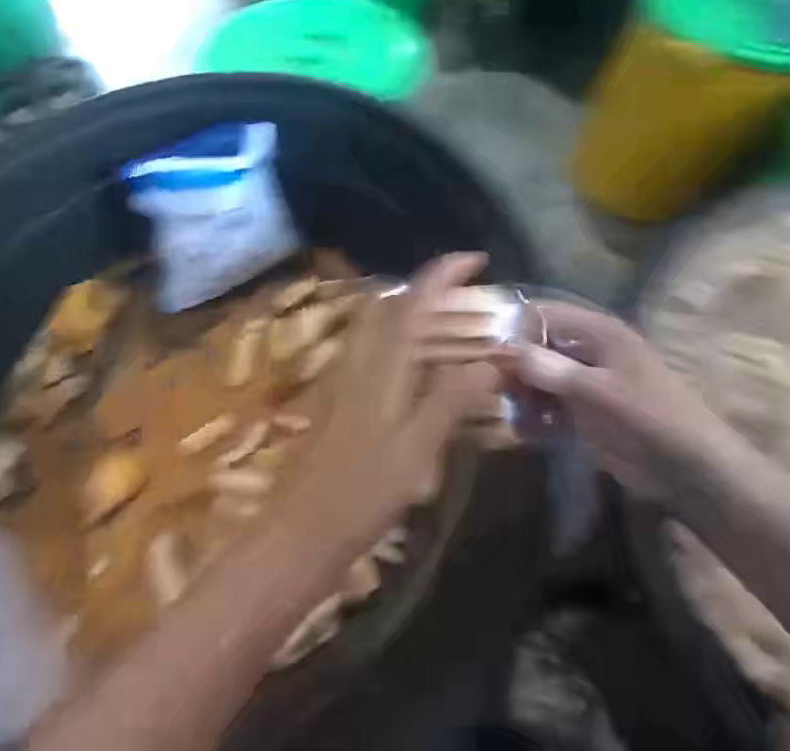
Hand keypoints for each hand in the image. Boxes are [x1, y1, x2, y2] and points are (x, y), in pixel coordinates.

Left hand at [277, 253, 504, 548]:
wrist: (300, 531)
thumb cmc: (360, 495)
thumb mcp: (415, 451)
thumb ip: (448, 402)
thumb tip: (489, 359)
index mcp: (379, 368)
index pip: (411, 304)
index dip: (440, 275)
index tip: (475, 259)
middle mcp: (359, 363)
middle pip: (393, 309)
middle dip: (432, 290)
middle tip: (475, 296)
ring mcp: (346, 381)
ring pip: (385, 330)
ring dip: (420, 316)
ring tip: (461, 326)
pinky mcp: (342, 401)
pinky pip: (380, 355)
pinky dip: (408, 345)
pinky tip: (429, 371)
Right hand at [500, 304, 737, 500]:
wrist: (691, 471)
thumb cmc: (649, 417)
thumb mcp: (596, 390)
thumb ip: (548, 368)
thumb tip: (500, 348)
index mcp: (595, 332)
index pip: (539, 313)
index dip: (513, 330)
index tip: (495, 358)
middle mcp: (585, 350)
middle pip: (532, 346)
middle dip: (513, 368)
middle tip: (501, 391)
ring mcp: (583, 382)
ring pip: (535, 377)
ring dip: (520, 395)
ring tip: (516, 415)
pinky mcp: (582, 413)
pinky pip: (545, 407)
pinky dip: (533, 418)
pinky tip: (527, 432)